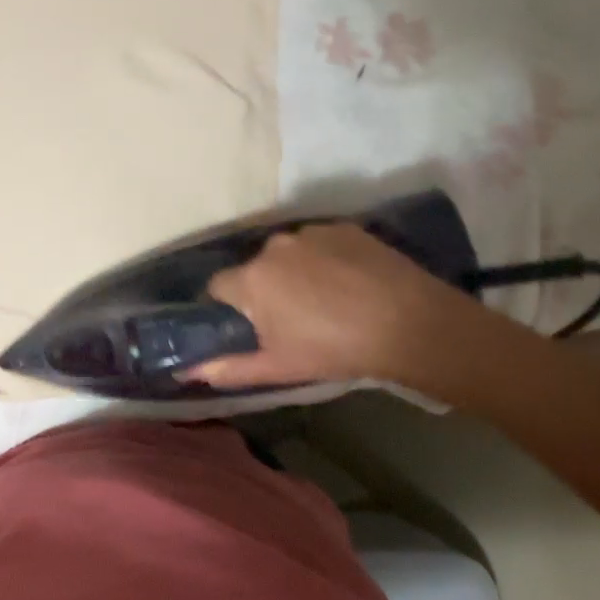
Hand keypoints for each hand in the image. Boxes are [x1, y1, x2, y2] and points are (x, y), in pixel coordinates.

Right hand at [188, 223, 486, 388]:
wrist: (411, 324)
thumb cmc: (334, 349)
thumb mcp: (277, 367)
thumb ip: (228, 368)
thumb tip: (189, 371)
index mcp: (251, 279)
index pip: (217, 287)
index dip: (227, 309)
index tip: (246, 328)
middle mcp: (274, 246)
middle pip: (254, 269)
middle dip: (263, 291)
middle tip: (288, 321)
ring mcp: (312, 232)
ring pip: (288, 255)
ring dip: (294, 274)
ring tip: (324, 302)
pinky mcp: (346, 228)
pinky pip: (320, 244)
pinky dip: (325, 261)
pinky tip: (347, 285)